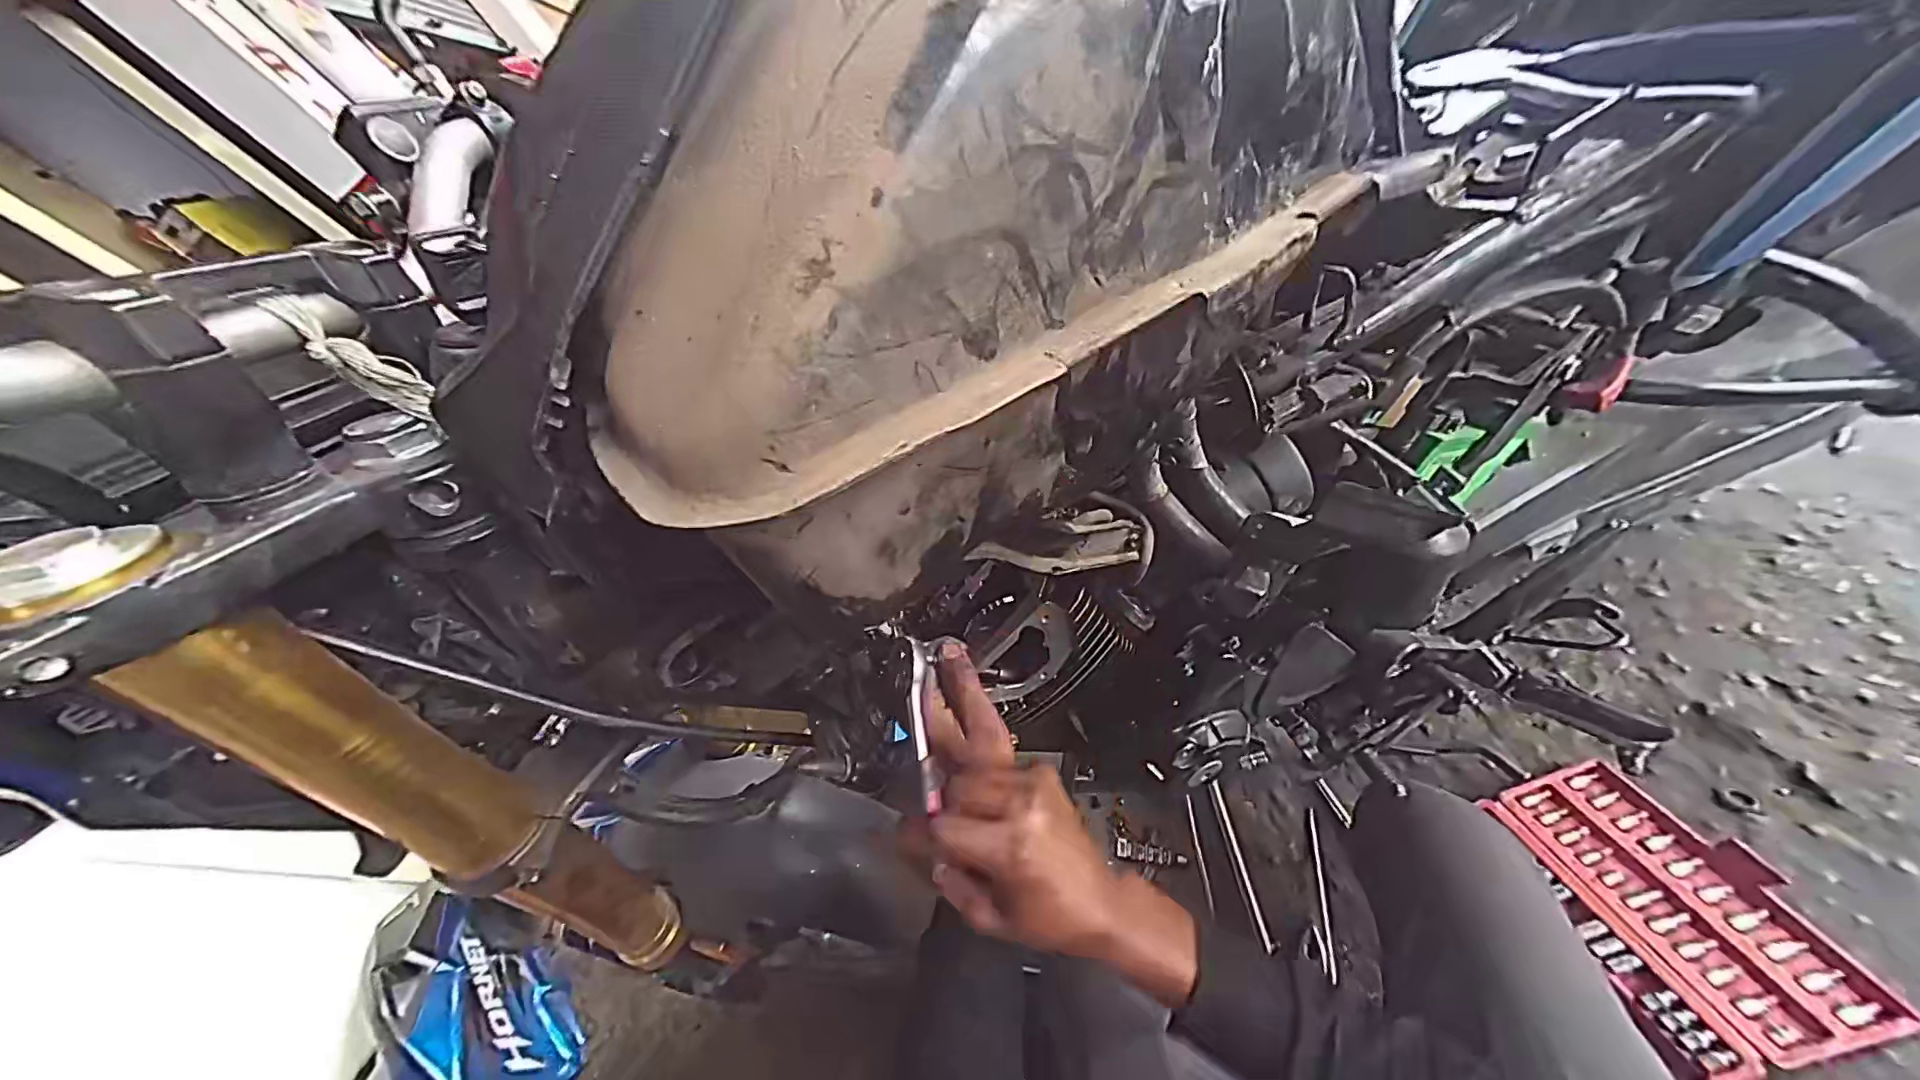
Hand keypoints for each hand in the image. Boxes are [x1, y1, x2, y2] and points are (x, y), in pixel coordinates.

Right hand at [906, 644, 1198, 1005]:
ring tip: (947, 658)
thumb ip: (952, 882)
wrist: (1102, 900)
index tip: (903, 832)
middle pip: (957, 781)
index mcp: (1009, 845)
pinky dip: (977, 731)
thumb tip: (926, 850)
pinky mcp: (1041, 772)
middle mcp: (1021, 804)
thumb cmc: (1052, 916)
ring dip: (954, 729)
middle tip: (917, 685)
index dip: (918, 833)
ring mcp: (1034, 782)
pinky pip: (998, 752)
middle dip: (933, 775)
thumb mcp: (993, 919)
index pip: (944, 826)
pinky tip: (964, 680)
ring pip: (975, 757)